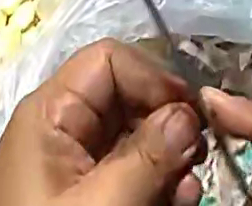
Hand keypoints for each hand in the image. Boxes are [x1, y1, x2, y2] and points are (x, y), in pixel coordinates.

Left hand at [0, 40, 205, 205]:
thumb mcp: (100, 205)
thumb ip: (144, 158)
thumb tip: (188, 113)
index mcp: (51, 111)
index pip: (106, 61)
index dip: (151, 77)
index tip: (193, 113)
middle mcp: (64, 127)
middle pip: (124, 96)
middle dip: (166, 120)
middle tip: (200, 155)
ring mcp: (76, 163)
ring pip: (133, 135)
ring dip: (169, 156)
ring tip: (189, 189)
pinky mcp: (89, 195)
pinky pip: (130, 171)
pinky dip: (159, 182)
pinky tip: (179, 200)